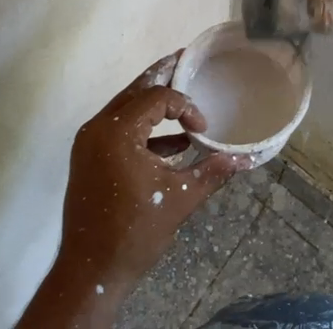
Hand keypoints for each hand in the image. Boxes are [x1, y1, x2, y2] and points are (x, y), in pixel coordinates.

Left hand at [56, 51, 249, 284]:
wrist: (90, 271)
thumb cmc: (135, 232)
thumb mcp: (180, 200)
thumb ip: (212, 172)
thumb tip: (244, 159)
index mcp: (117, 131)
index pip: (155, 97)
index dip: (184, 105)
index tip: (203, 128)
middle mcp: (98, 128)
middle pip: (135, 91)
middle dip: (162, 78)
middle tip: (185, 61)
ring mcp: (89, 142)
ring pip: (125, 108)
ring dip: (152, 104)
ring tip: (181, 100)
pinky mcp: (88, 157)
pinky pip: (117, 129)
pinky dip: (142, 129)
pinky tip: (170, 144)